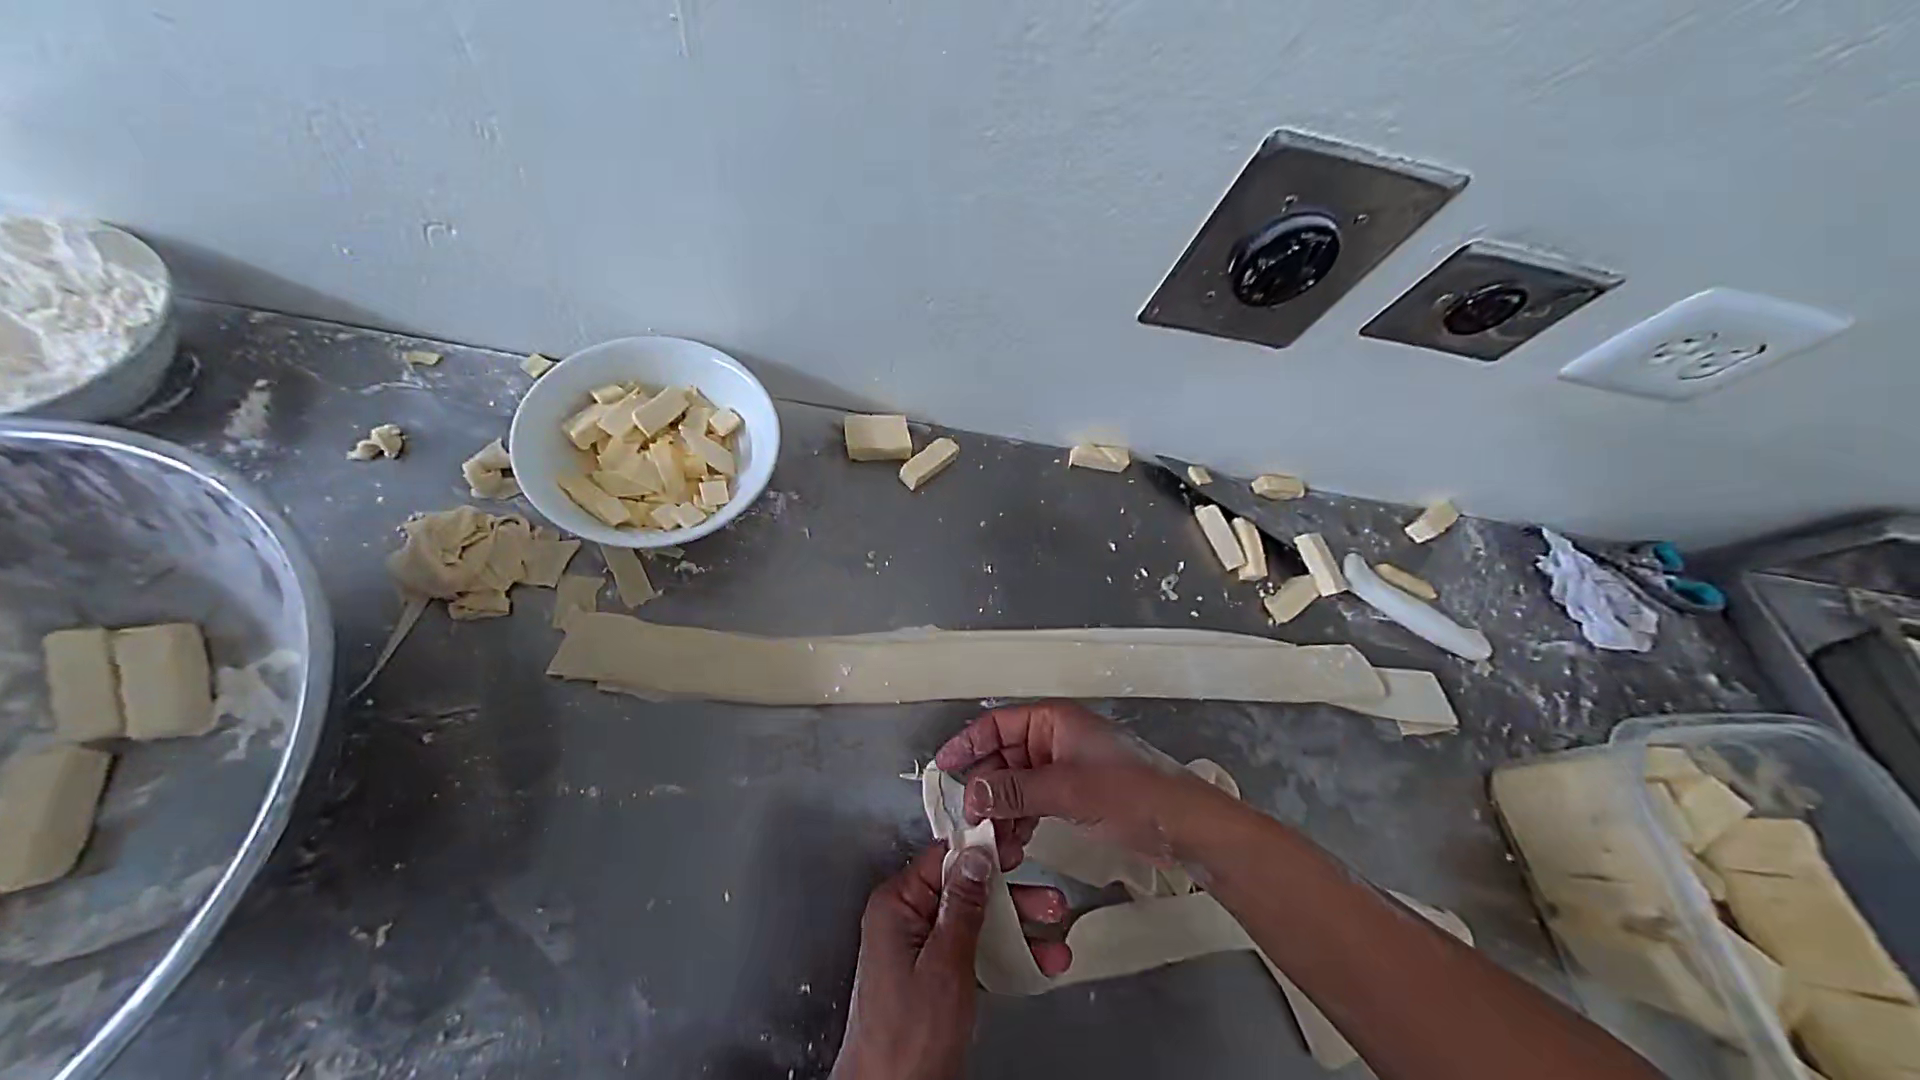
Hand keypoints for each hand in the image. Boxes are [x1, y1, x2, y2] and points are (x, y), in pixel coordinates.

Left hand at [832, 844, 1069, 1079]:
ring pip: (976, 924)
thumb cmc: (908, 1037)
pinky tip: (1039, 964)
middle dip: (1012, 898)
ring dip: (1018, 931)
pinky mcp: (934, 977)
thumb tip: (978, 856)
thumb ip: (964, 907)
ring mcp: (921, 949)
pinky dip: (1005, 957)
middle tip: (1050, 901)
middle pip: (966, 890)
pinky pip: (974, 952)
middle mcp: (907, 919)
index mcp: (897, 905)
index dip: (983, 851)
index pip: (944, 858)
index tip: (1018, 848)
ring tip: (1057, 939)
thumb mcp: (944, 964)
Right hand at [933, 700, 1241, 866]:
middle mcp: (1055, 739)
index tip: (943, 769)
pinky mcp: (1074, 795)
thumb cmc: (1129, 792)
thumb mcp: (1067, 789)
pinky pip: (1034, 802)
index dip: (967, 744)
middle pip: (1004, 757)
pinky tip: (1014, 847)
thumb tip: (972, 794)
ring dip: (1002, 812)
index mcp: (1054, 721)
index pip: (997, 724)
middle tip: (971, 823)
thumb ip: (1016, 790)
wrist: (1184, 826)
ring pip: (1017, 784)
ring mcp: (1064, 768)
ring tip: (993, 845)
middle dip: (986, 789)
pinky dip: (1021, 821)